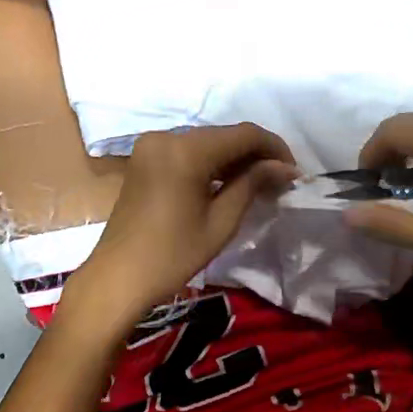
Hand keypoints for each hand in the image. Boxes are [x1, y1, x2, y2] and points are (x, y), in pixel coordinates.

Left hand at [67, 124, 298, 317]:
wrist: (118, 277)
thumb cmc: (172, 255)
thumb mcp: (221, 221)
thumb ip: (253, 184)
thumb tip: (286, 167)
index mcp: (185, 150)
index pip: (243, 134)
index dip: (274, 148)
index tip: (294, 172)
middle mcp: (166, 136)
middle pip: (224, 135)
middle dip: (255, 154)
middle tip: (280, 181)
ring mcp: (152, 145)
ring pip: (207, 142)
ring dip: (234, 159)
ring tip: (260, 184)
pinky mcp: (145, 158)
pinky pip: (188, 151)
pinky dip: (211, 163)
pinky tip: (228, 183)